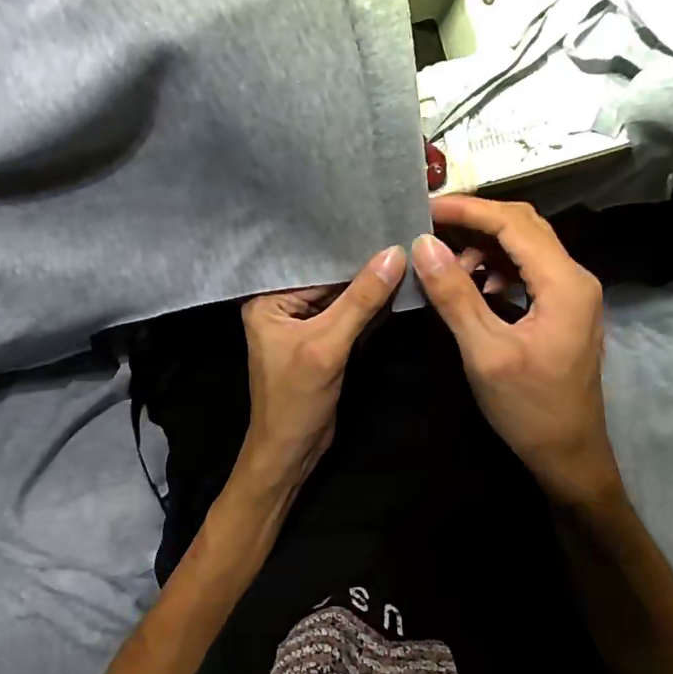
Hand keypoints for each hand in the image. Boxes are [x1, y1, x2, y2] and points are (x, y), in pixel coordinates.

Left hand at [239, 245, 406, 480]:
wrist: (291, 451)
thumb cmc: (296, 398)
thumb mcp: (328, 345)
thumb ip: (361, 300)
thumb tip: (395, 253)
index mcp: (267, 299)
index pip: (312, 264)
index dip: (347, 246)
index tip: (383, 222)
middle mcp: (281, 305)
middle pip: (327, 277)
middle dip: (361, 262)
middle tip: (400, 231)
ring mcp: (302, 324)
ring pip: (341, 296)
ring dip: (369, 283)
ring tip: (405, 251)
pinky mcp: (321, 341)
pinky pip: (346, 315)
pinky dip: (368, 306)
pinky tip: (396, 285)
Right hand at [413, 197, 621, 504]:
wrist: (568, 453)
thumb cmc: (529, 409)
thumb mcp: (485, 353)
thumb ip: (455, 296)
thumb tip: (423, 246)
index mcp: (564, 283)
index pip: (513, 223)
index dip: (468, 210)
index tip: (425, 208)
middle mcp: (575, 278)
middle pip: (524, 226)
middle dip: (476, 220)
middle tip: (429, 226)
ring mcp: (573, 294)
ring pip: (526, 247)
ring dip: (486, 246)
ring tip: (447, 265)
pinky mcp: (564, 309)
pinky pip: (529, 271)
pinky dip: (498, 268)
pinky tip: (475, 287)